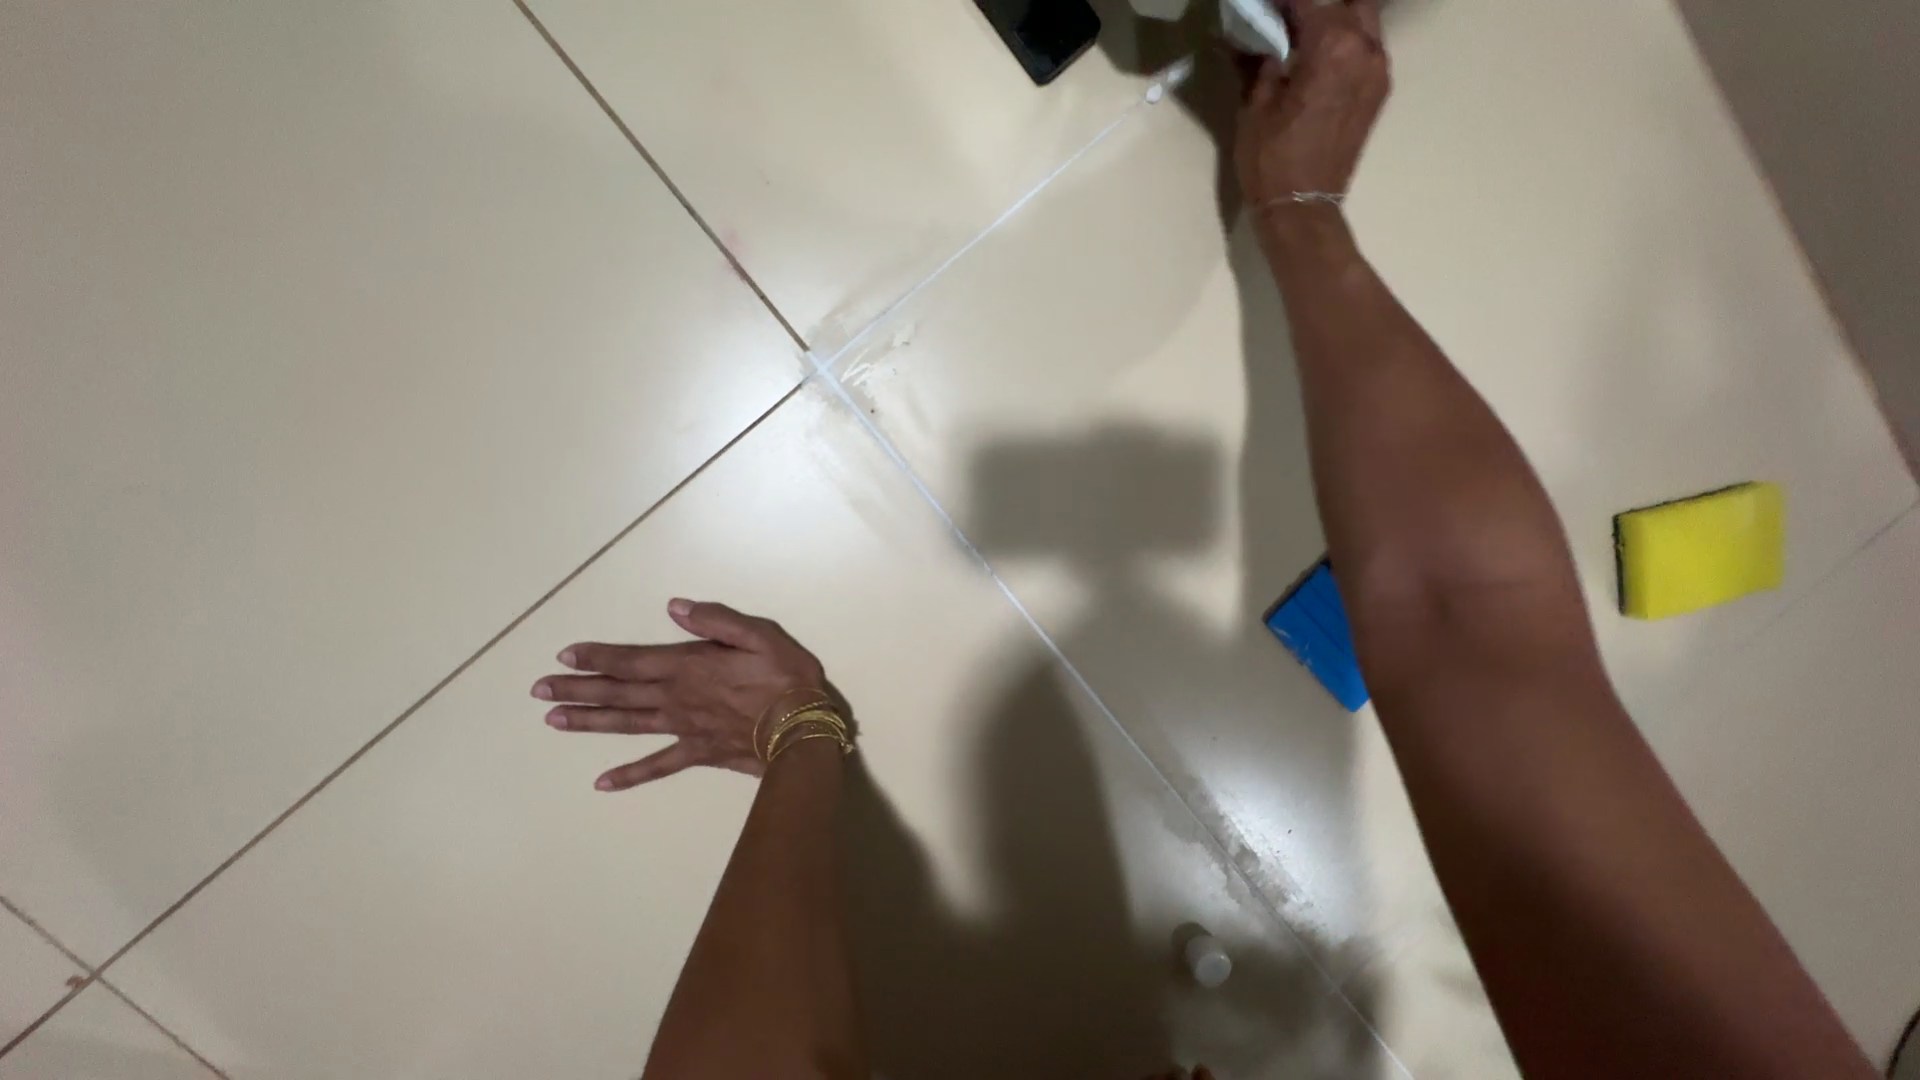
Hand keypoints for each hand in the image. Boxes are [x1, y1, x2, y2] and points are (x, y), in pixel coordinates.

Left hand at [531, 599, 828, 790]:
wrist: (802, 728)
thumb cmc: (785, 676)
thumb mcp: (759, 634)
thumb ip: (716, 620)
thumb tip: (674, 608)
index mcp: (688, 666)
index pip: (632, 659)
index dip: (597, 657)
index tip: (563, 655)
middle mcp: (675, 698)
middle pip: (619, 692)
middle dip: (578, 689)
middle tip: (539, 690)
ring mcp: (683, 728)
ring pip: (627, 724)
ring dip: (589, 722)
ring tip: (553, 721)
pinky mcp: (697, 753)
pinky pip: (658, 766)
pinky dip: (630, 775)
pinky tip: (602, 784)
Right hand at [1235, 0, 1389, 208]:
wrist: (1302, 209)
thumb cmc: (1271, 161)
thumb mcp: (1254, 108)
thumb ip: (1257, 62)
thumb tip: (1245, 36)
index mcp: (1333, 47)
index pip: (1309, 0)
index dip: (1283, 1)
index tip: (1264, 5)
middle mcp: (1366, 49)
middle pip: (1347, 2)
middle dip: (1317, 4)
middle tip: (1288, 16)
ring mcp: (1378, 70)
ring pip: (1363, 20)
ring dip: (1335, 19)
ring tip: (1304, 33)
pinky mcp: (1378, 91)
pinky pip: (1367, 47)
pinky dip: (1346, 41)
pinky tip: (1320, 55)